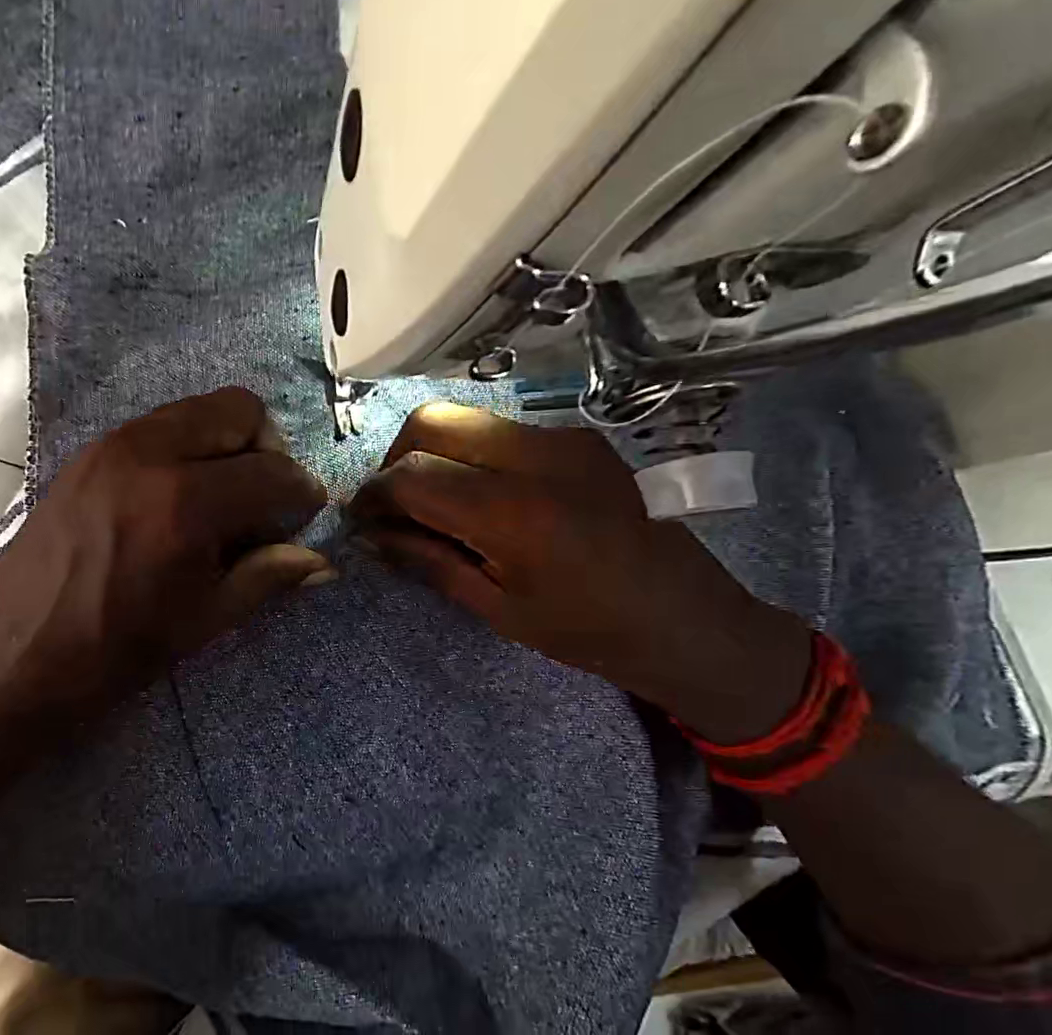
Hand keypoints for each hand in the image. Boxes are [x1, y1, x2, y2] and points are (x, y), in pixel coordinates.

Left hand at [0, 387, 330, 717]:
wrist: (12, 657)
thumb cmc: (116, 650)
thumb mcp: (205, 619)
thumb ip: (269, 575)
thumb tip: (322, 561)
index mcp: (185, 503)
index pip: (272, 471)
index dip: (302, 491)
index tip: (308, 511)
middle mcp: (150, 453)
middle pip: (239, 409)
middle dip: (268, 447)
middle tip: (267, 495)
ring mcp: (112, 445)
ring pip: (197, 410)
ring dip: (227, 442)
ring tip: (224, 495)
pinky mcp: (89, 452)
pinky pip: (159, 426)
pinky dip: (187, 447)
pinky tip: (180, 497)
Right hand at [350, 402, 810, 742]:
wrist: (691, 619)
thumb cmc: (592, 632)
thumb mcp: (500, 609)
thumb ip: (430, 561)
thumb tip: (374, 535)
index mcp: (515, 512)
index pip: (414, 473)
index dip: (374, 493)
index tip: (360, 517)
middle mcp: (537, 455)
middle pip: (434, 421)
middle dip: (396, 457)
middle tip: (392, 503)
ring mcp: (564, 437)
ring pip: (468, 418)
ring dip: (434, 452)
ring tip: (432, 500)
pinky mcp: (579, 436)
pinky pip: (503, 430)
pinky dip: (472, 454)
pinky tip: (479, 495)